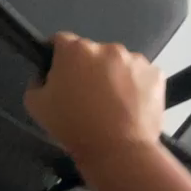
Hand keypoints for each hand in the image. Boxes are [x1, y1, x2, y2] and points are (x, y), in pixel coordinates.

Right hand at [23, 32, 165, 164]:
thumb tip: (45, 77)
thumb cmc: (72, 125)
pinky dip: (132, 85)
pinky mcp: (156, 74)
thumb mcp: (34, 105)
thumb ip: (36, 82)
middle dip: (85, 68)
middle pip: (90, 52)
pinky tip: (126, 106)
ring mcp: (135, 60)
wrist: (117, 150)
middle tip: (82, 95)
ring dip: (110, 75)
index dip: (55, 56)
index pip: (59, 40)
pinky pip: (138, 75)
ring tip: (108, 103)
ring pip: (116, 63)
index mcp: (75, 50)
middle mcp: (106, 48)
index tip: (56, 73)